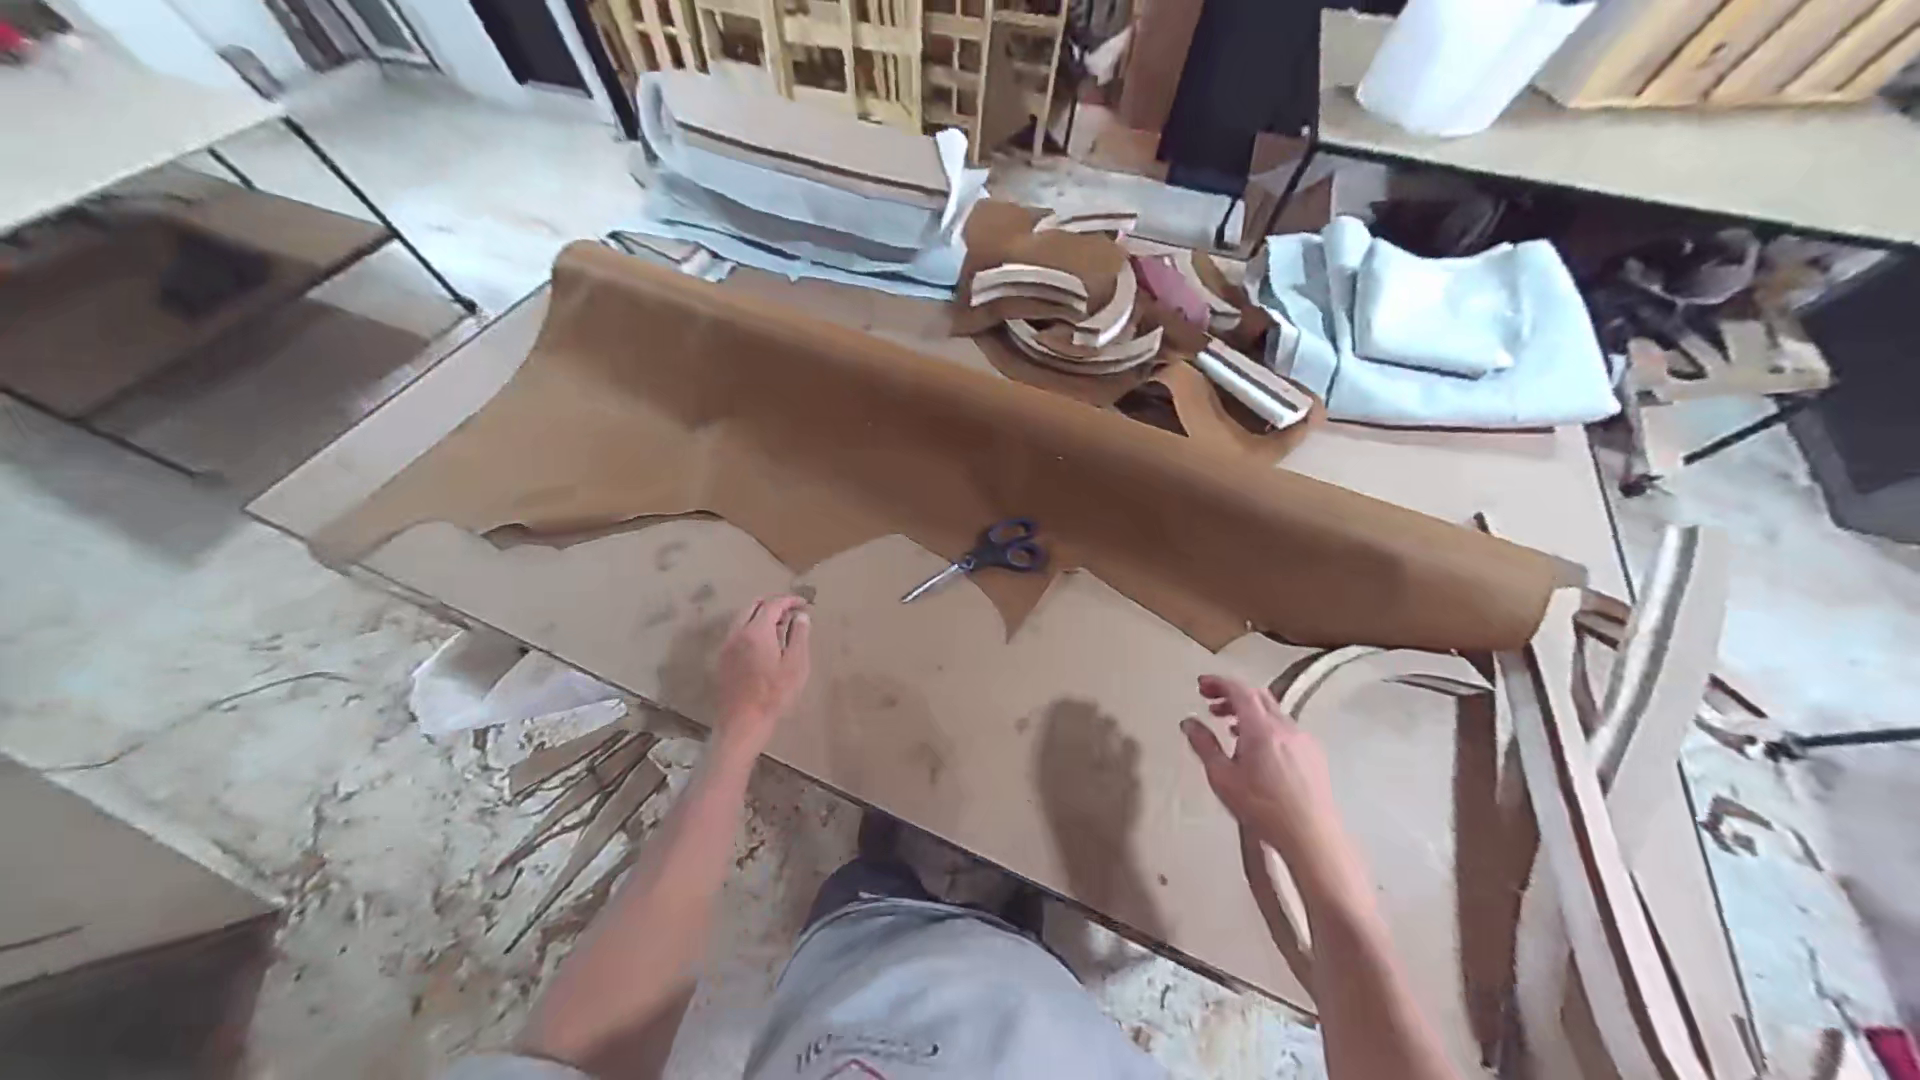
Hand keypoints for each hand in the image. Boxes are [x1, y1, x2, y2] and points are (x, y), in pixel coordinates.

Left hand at [712, 595, 811, 758]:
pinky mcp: (723, 659)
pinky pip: (737, 632)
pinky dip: (751, 627)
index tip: (803, 603)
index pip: (773, 604)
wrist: (742, 722)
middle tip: (791, 612)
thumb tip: (801, 616)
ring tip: (780, 627)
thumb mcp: (796, 665)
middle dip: (773, 604)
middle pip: (753, 606)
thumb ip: (799, 636)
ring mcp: (727, 646)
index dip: (789, 600)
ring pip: (742, 618)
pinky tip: (764, 643)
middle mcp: (737, 633)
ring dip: (760, 615)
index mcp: (756, 631)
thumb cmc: (774, 694)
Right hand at [1181, 675, 1349, 875]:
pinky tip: (1255, 748)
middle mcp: (1286, 728)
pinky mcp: (1313, 756)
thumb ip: (1204, 745)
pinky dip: (1265, 726)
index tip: (1202, 684)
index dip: (1218, 682)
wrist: (1311, 837)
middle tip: (1211, 700)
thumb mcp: (1222, 777)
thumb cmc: (1265, 809)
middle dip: (1232, 693)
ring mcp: (1303, 741)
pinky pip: (1285, 728)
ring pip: (1272, 712)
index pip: (1239, 690)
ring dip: (1248, 711)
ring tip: (1228, 725)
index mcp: (1262, 728)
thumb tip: (1189, 723)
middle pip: (1257, 696)